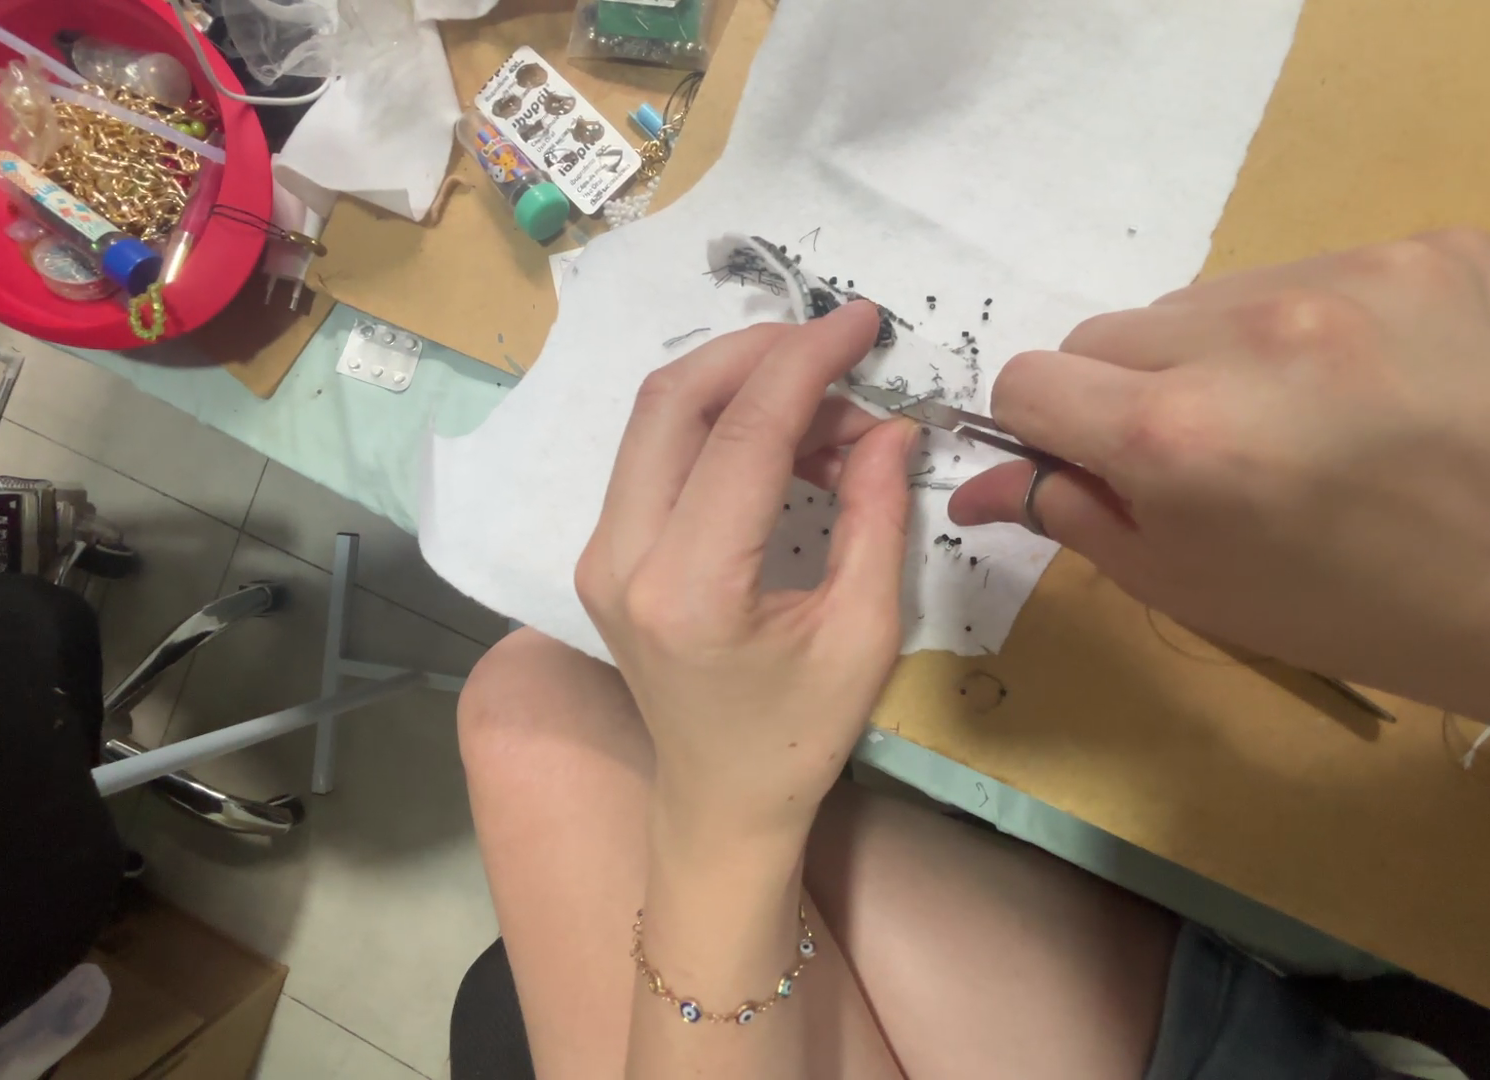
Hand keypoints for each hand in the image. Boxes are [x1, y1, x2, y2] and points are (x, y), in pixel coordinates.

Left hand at [576, 303, 917, 846]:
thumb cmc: (797, 737)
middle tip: (837, 349)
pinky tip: (785, 450)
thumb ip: (876, 515)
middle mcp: (621, 558)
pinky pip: (656, 456)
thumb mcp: (862, 632)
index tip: (860, 323)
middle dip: (759, 353)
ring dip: (741, 390)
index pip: (741, 434)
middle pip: (672, 400)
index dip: (805, 362)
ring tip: (829, 420)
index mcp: (688, 588)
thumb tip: (889, 424)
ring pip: (657, 419)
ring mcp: (600, 553)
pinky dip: (719, 427)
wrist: (717, 798)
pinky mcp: (604, 553)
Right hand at [949, 230, 1489, 753]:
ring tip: (1278, 417)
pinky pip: (1287, 275)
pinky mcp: (1430, 248)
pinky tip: (1349, 384)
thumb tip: (966, 487)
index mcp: (1175, 435)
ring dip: (1199, 356)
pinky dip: (1286, 330)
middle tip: (1189, 449)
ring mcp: (1350, 278)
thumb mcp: (1169, 577)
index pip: (1026, 379)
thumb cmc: (1331, 605)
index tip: (1085, 455)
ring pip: (1189, 302)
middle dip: (1117, 391)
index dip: (1040, 424)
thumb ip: (1057, 511)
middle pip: (1100, 334)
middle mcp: (1250, 337)